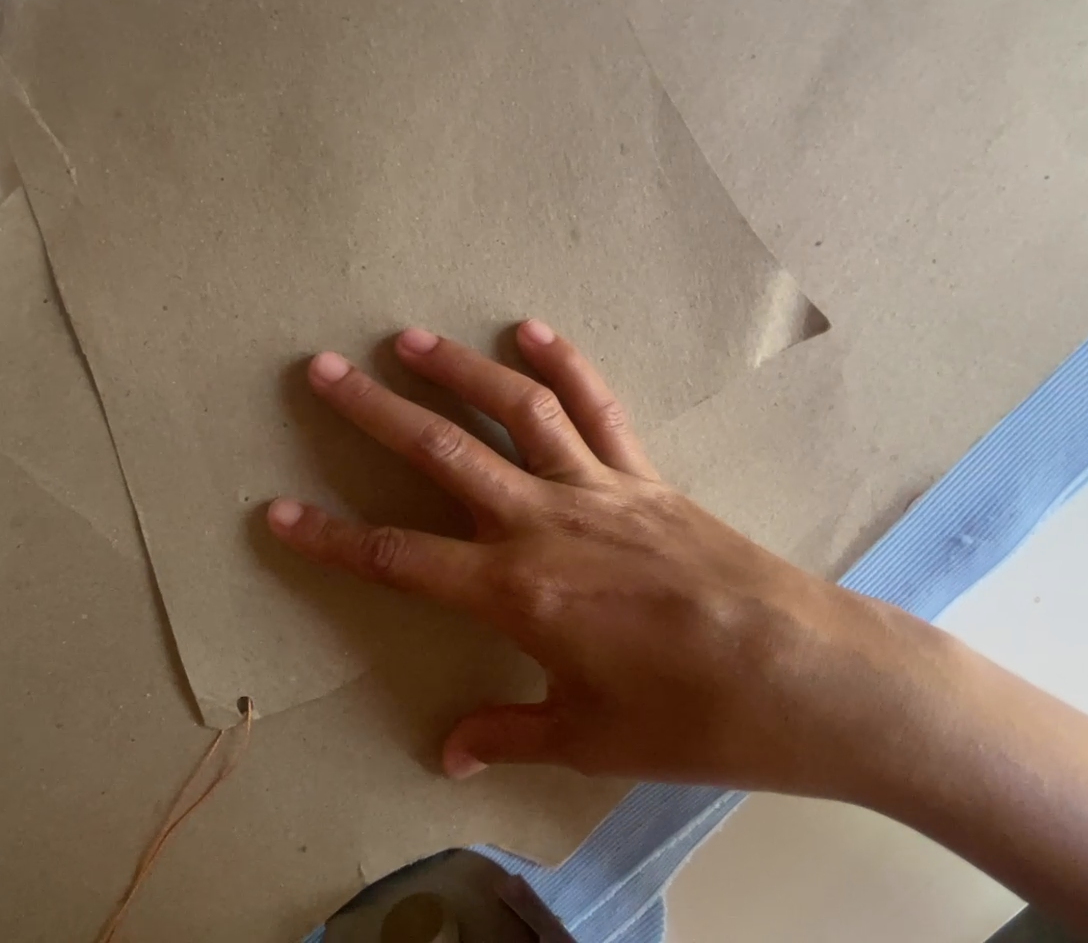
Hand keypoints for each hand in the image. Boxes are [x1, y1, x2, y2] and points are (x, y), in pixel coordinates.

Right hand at [265, 320, 958, 799]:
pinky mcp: (645, 476)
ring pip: (514, 411)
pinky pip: (598, 408)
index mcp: (517, 593)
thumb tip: (447, 755)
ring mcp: (597, 490)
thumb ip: (508, 732)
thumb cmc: (694, 720)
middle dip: (373, 411)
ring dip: (457, 369)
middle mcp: (544, 524)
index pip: (399, 560)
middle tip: (322, 369)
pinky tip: (529, 332)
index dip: (330, 539)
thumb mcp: (590, 739)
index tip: (277, 512)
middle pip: (441, 455)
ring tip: (407, 338)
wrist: (811, 678)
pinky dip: (563, 365)